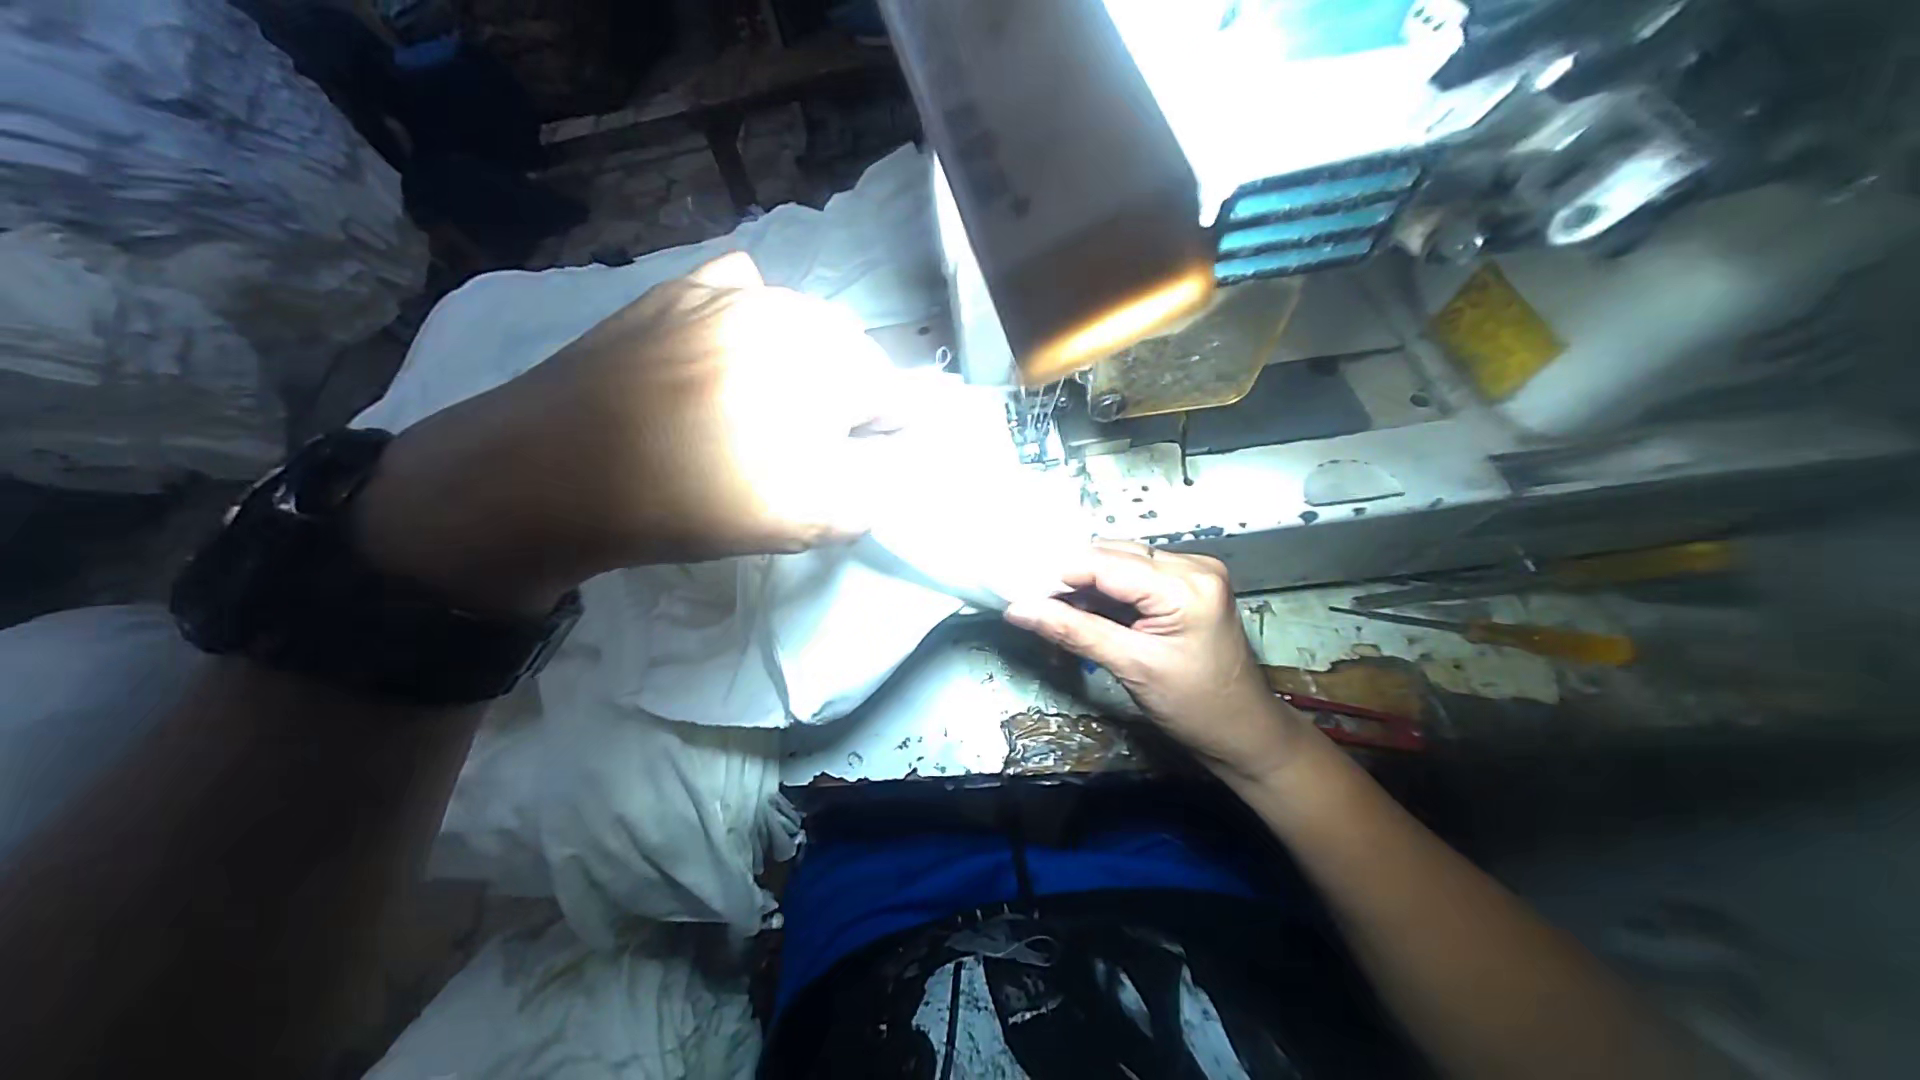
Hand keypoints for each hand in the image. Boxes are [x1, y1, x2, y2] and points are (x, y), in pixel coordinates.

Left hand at [353, 252, 907, 612]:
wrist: (554, 470)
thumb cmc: (688, 500)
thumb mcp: (794, 522)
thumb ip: (858, 502)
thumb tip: (877, 485)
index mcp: (823, 366)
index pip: (887, 389)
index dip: (890, 425)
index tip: (876, 450)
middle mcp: (784, 314)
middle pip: (847, 346)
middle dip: (851, 387)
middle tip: (829, 433)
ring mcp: (723, 295)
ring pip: (796, 315)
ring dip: (806, 352)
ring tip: (782, 395)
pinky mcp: (673, 293)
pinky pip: (736, 287)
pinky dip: (753, 311)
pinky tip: (734, 344)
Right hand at [1003, 542, 1313, 782]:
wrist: (1244, 731)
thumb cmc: (1195, 707)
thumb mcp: (1130, 667)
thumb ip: (1074, 631)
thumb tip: (1019, 609)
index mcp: (1186, 585)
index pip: (1107, 563)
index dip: (1059, 573)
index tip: (1019, 588)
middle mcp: (1194, 565)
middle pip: (1115, 554)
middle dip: (1072, 575)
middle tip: (1032, 599)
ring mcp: (1195, 571)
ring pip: (1124, 560)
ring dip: (1088, 581)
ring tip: (1053, 604)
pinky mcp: (1191, 583)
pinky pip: (1138, 573)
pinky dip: (1109, 588)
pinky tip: (1085, 606)